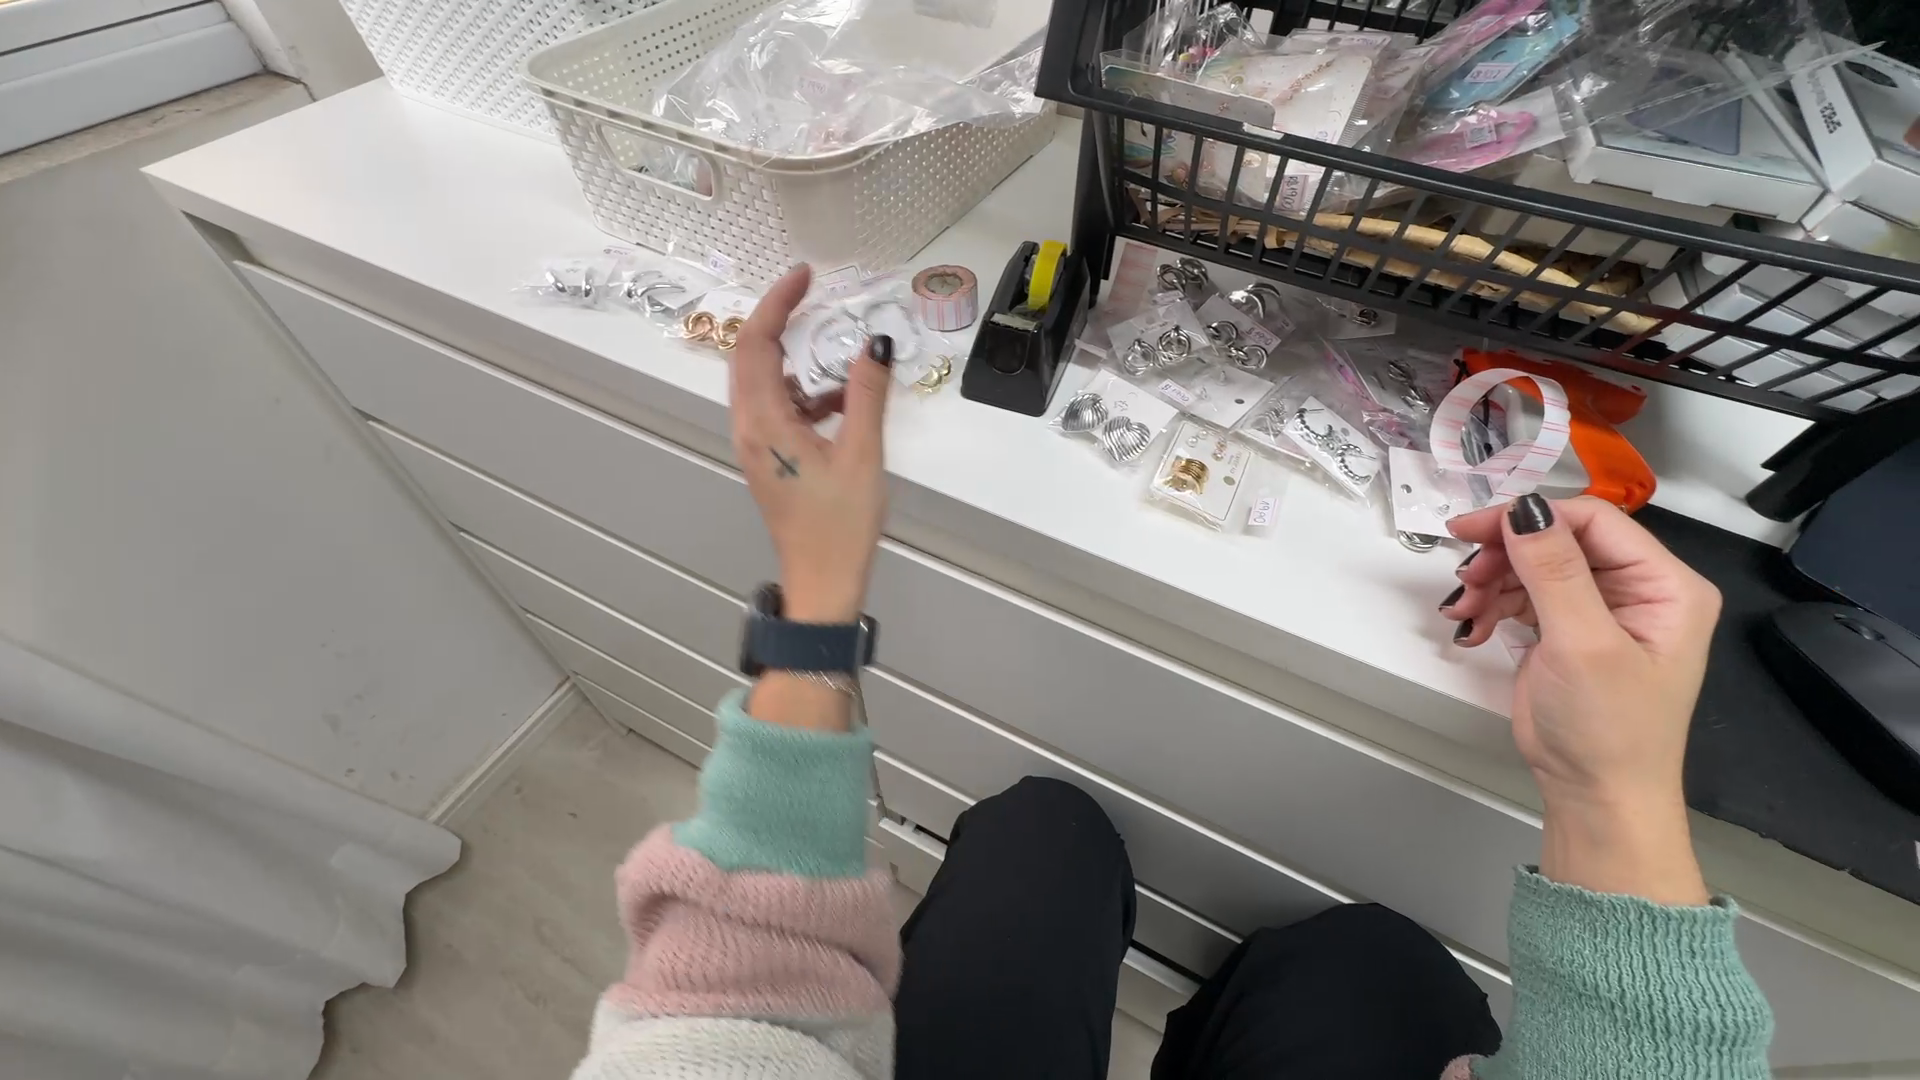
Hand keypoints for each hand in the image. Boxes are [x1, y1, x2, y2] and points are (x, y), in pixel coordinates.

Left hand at [729, 265, 893, 623]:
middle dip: (779, 322)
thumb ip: (866, 395)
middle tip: (814, 296)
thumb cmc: (840, 523)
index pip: (756, 344)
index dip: (777, 303)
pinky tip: (840, 405)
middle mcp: (748, 429)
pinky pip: (778, 409)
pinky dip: (805, 395)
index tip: (805, 275)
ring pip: (764, 384)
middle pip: (750, 358)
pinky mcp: (768, 459)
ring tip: (839, 361)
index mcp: (763, 423)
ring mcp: (755, 446)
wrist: (823, 582)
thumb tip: (875, 343)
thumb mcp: (862, 454)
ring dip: (796, 362)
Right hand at [1445, 494, 1719, 904]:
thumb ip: (1554, 572)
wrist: (1593, 791)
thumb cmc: (1606, 725)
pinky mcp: (1561, 630)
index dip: (1529, 517)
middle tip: (1462, 578)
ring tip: (1462, 611)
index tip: (1468, 530)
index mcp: (1663, 585)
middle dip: (1501, 555)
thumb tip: (1524, 508)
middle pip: (1553, 541)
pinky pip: (1517, 596)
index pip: (1592, 521)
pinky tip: (1471, 628)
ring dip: (1487, 583)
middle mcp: (1633, 589)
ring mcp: (1595, 610)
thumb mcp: (1582, 644)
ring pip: (1527, 567)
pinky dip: (1488, 606)